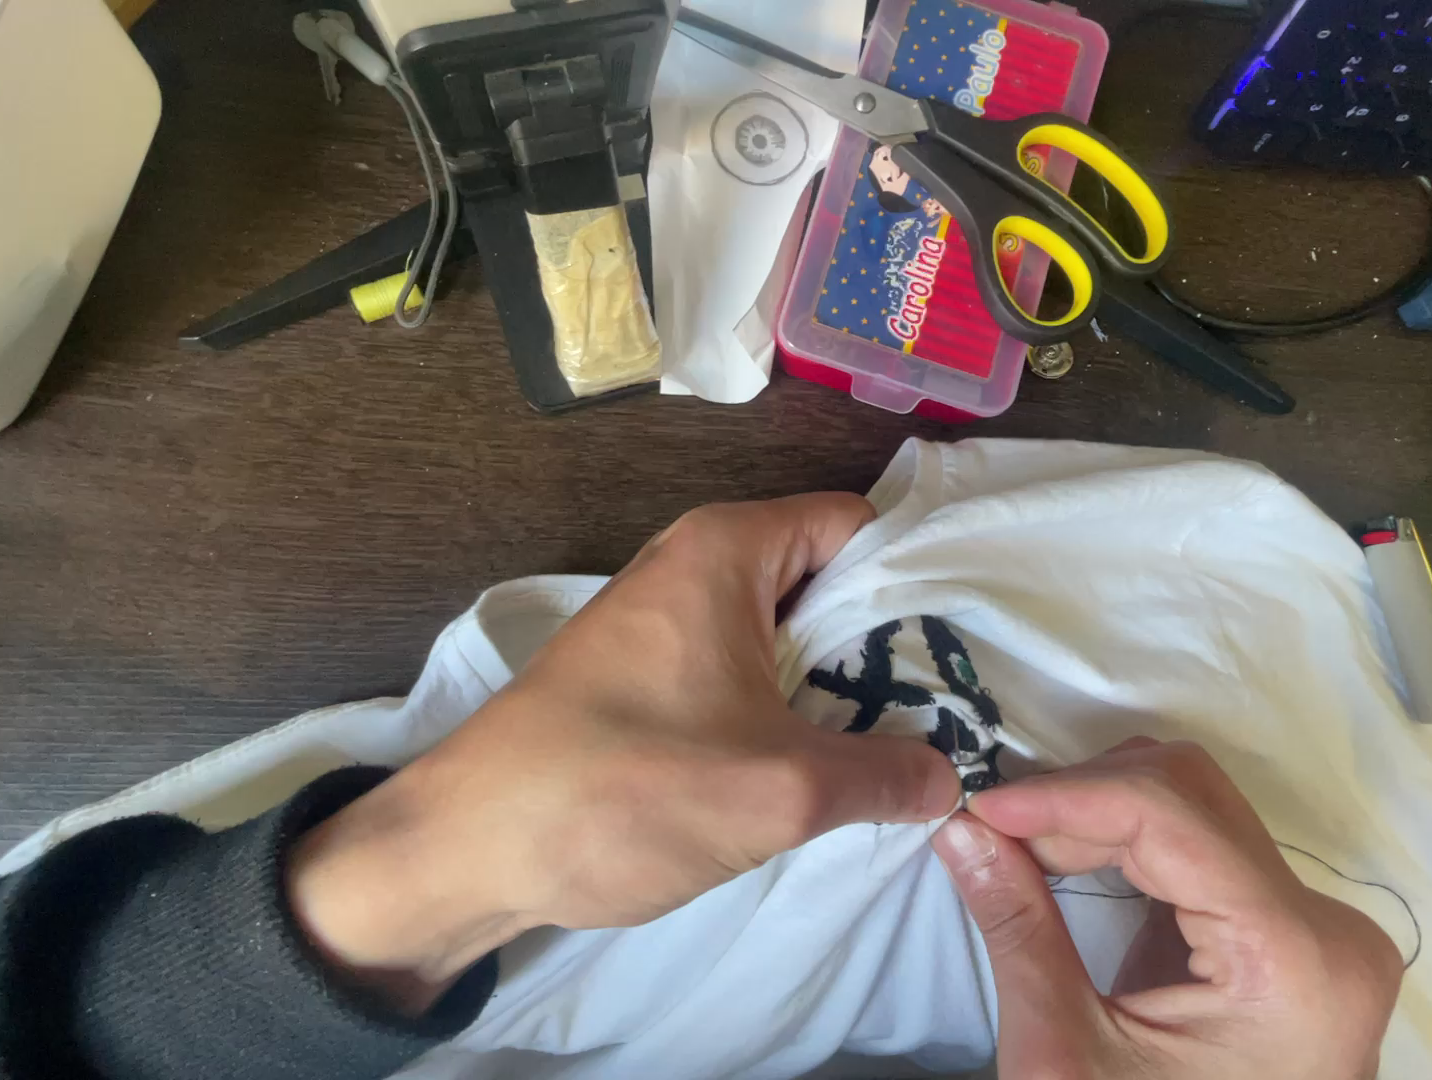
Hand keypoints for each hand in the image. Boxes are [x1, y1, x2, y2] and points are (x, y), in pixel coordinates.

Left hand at [287, 495, 960, 1012]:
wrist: (470, 843)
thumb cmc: (625, 787)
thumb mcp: (778, 789)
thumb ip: (883, 776)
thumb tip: (947, 777)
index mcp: (727, 546)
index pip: (855, 526)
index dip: (912, 580)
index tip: (961, 649)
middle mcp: (697, 561)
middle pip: (824, 577)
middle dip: (882, 644)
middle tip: (942, 712)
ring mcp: (669, 615)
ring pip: (786, 629)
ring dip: (836, 684)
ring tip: (894, 745)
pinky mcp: (651, 667)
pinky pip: (745, 665)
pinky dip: (787, 703)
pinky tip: (817, 760)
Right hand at [931, 739, 1401, 1079]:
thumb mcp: (1067, 1057)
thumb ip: (1018, 930)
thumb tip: (959, 828)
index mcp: (1294, 961)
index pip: (1167, 815)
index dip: (1065, 796)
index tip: (982, 807)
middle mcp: (1321, 922)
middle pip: (1181, 789)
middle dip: (1074, 797)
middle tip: (997, 832)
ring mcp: (1304, 918)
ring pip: (1182, 794)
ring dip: (1089, 804)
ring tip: (1023, 845)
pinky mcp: (1274, 920)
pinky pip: (1187, 828)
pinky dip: (1111, 826)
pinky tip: (1062, 853)